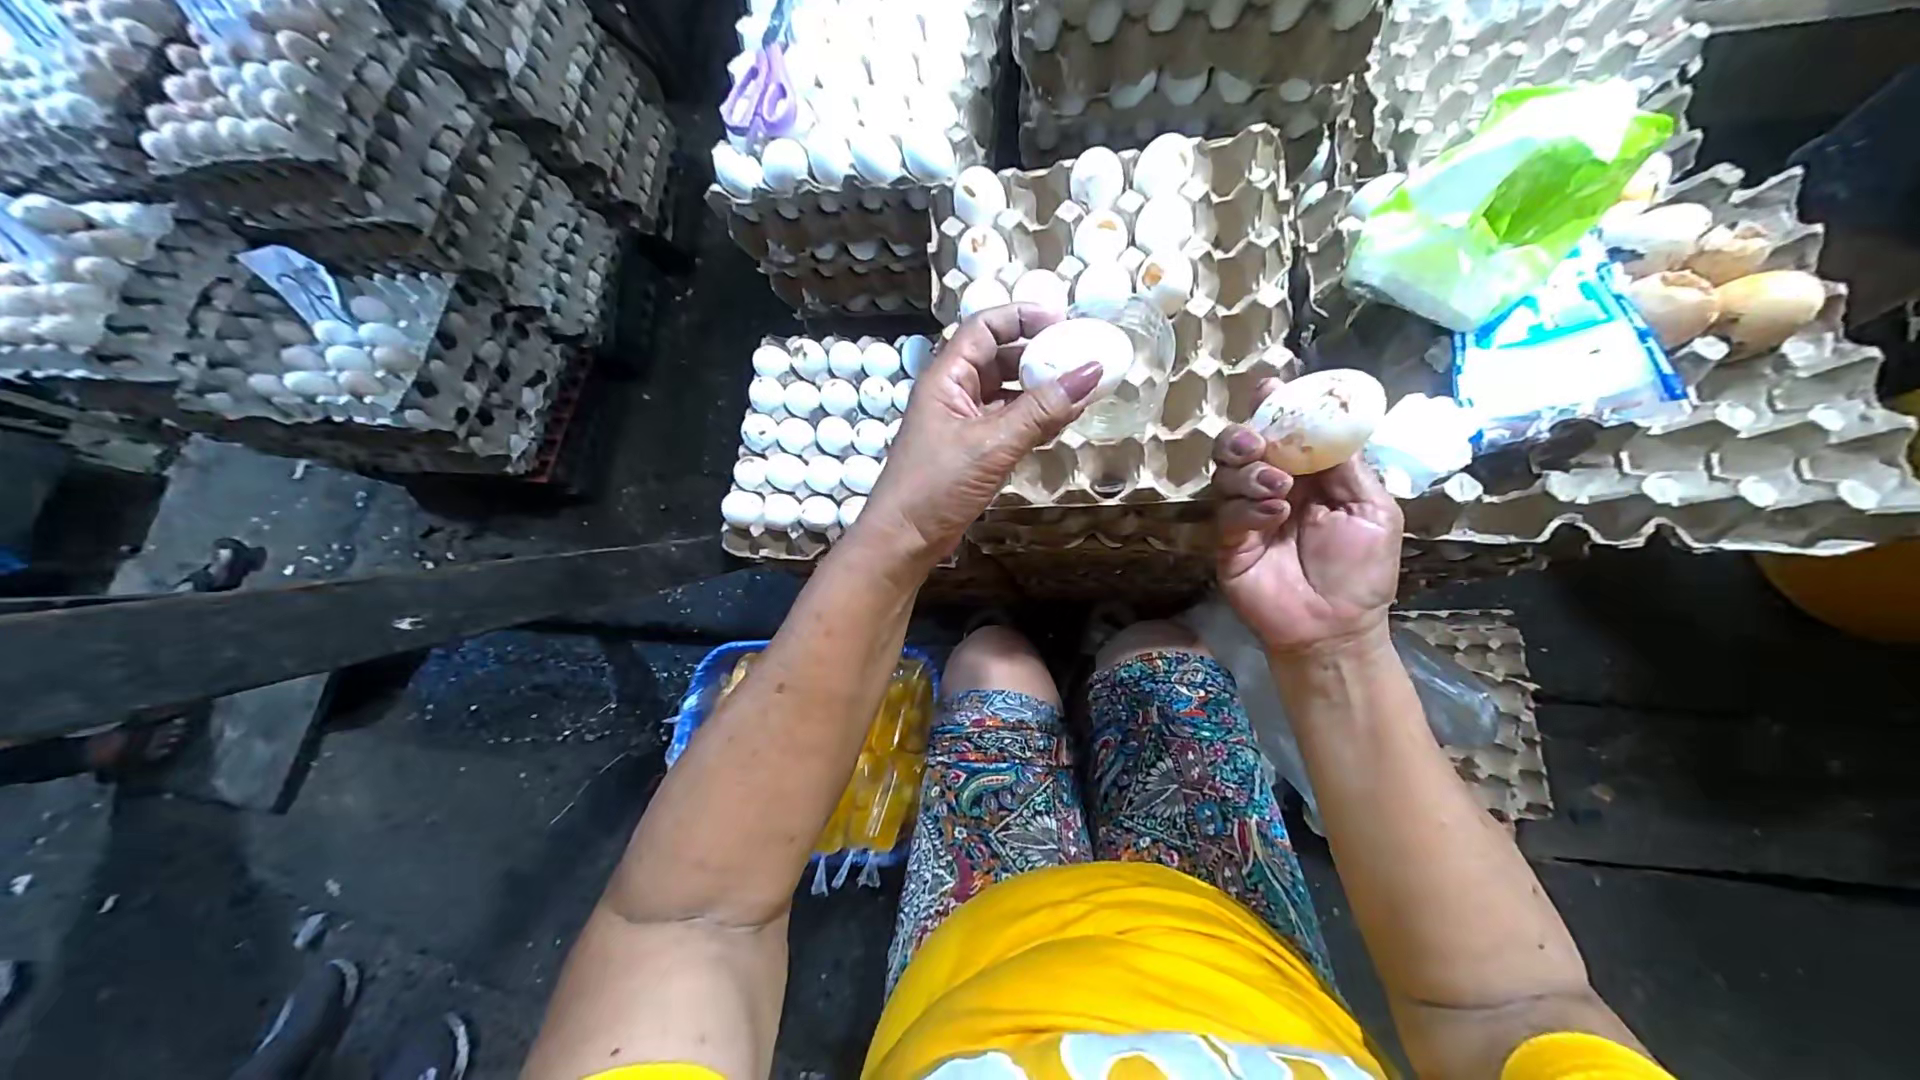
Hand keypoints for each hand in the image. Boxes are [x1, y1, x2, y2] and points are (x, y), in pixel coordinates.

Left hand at [858, 304, 1102, 564]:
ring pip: (1008, 392)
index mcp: (947, 377)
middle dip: (1040, 356)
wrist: (904, 539)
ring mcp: (964, 422)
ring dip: (1041, 391)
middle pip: (1001, 357)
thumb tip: (1091, 372)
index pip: (985, 327)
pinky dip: (1035, 420)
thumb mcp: (992, 444)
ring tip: (1082, 392)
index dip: (1022, 317)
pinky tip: (1062, 424)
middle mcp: (955, 392)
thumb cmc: (936, 486)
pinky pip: (1009, 422)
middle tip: (1082, 359)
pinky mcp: (973, 450)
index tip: (1064, 323)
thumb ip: (1042, 410)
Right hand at [1212, 382, 1402, 655]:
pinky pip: (1227, 513)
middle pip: (1240, 447)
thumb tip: (1327, 426)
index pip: (1283, 433)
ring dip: (1248, 471)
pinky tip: (1274, 515)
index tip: (1268, 388)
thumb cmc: (1361, 571)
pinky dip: (1248, 507)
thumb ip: (1348, 467)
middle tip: (1256, 443)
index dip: (1273, 408)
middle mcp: (1271, 488)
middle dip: (1243, 436)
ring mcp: (1246, 515)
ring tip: (1278, 486)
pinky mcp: (1228, 543)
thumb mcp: (1373, 510)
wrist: (1335, 627)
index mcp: (1308, 476)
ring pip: (1226, 474)